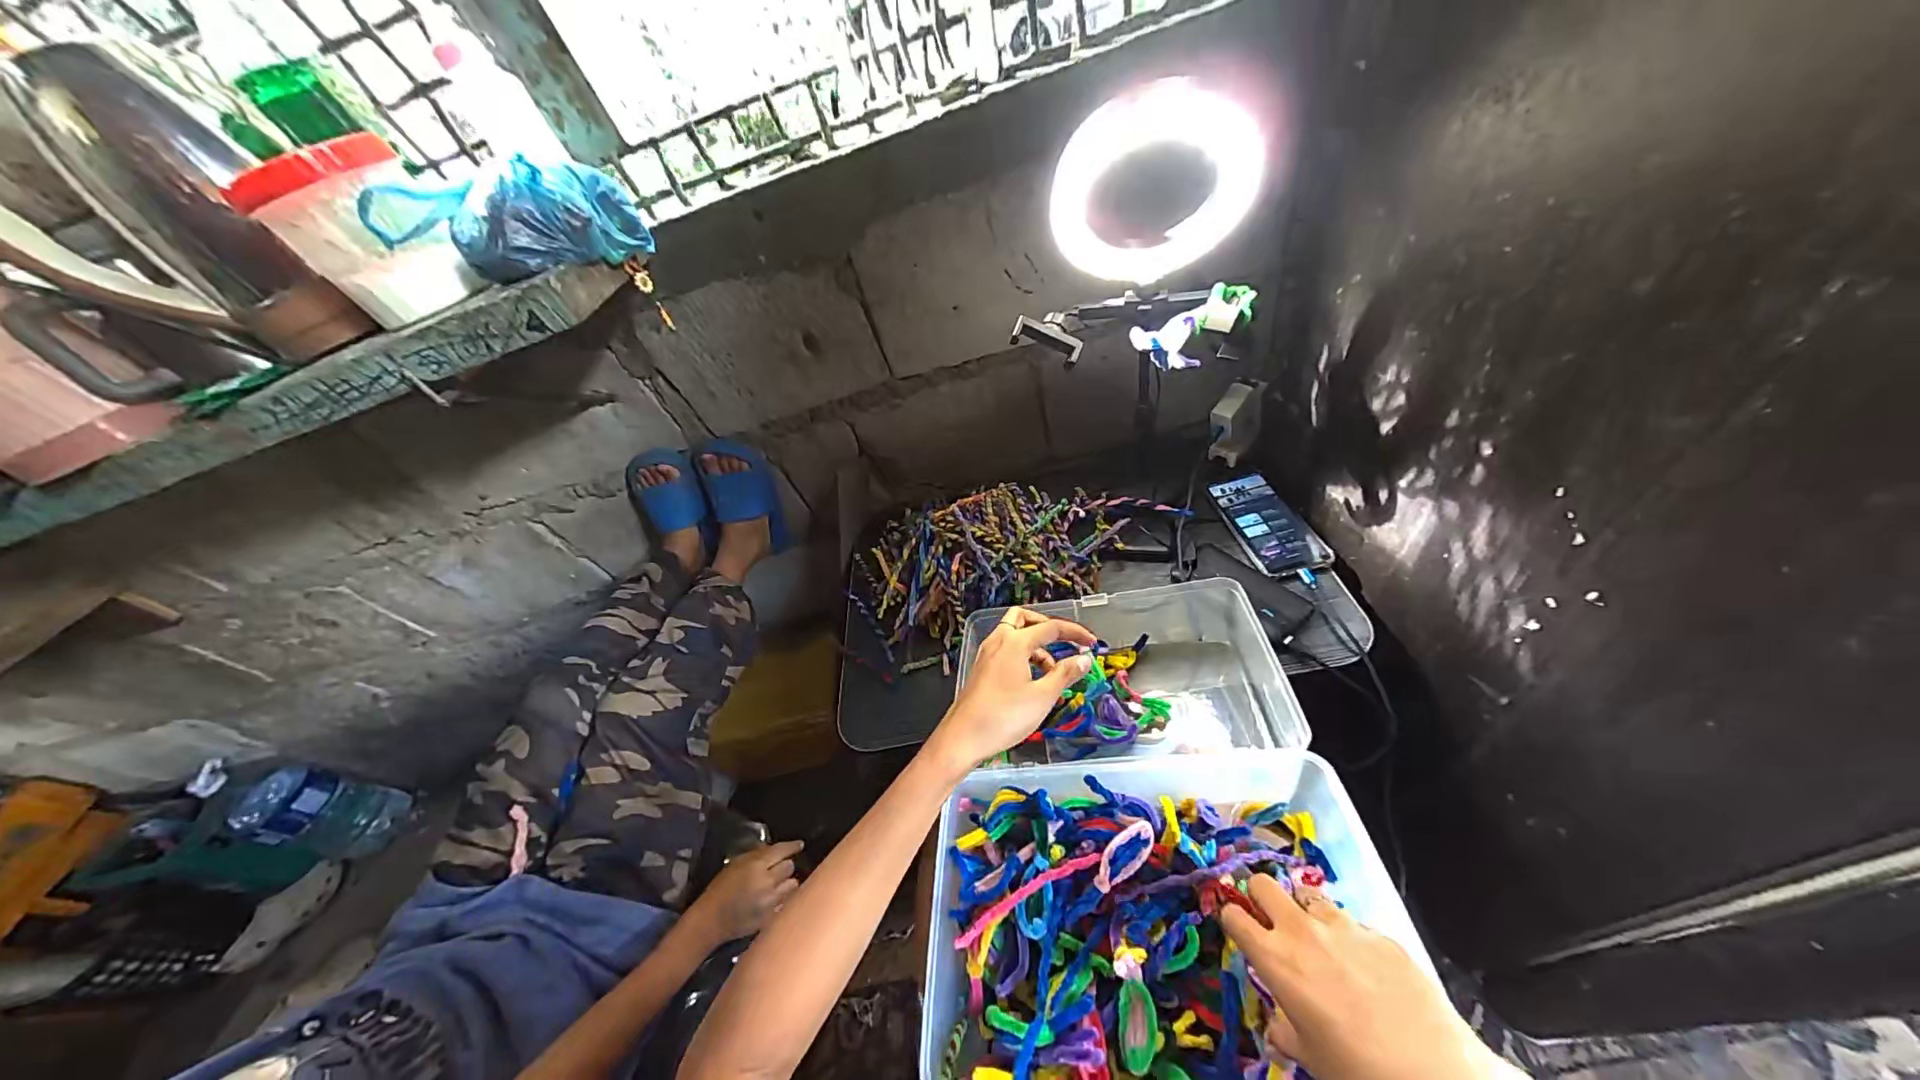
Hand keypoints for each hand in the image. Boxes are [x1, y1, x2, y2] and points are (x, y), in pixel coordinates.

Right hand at [688, 840, 803, 943]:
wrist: (710, 920)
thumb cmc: (720, 890)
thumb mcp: (735, 864)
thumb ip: (756, 855)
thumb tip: (773, 849)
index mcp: (755, 866)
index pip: (782, 851)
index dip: (792, 846)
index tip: (799, 845)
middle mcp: (767, 882)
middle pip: (790, 867)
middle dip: (785, 867)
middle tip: (778, 870)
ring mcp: (771, 901)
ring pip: (793, 885)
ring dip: (787, 884)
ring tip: (777, 886)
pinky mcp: (771, 917)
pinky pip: (786, 903)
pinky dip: (783, 900)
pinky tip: (774, 901)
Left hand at [925, 607, 1096, 769]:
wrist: (963, 738)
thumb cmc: (1003, 717)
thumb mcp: (1042, 696)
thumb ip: (1065, 674)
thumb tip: (1083, 658)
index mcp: (1014, 642)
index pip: (1051, 627)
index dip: (1075, 633)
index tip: (1092, 643)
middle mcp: (998, 642)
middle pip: (1025, 619)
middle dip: (1048, 627)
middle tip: (1066, 643)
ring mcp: (987, 655)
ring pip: (1015, 636)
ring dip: (1037, 646)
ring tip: (1053, 673)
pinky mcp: (982, 669)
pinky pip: (1006, 652)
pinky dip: (1023, 657)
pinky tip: (1034, 682)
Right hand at [1221, 871, 1515, 1079]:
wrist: (1436, 1076)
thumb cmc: (1359, 1071)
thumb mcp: (1309, 1055)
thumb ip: (1284, 1029)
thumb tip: (1279, 1024)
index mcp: (1275, 959)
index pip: (1233, 915)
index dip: (1233, 921)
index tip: (1240, 931)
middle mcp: (1303, 932)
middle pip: (1263, 885)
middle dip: (1261, 899)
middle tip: (1271, 924)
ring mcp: (1344, 927)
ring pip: (1308, 895)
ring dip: (1306, 914)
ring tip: (1321, 944)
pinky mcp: (1380, 935)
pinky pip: (1352, 924)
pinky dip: (1349, 938)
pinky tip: (1365, 969)